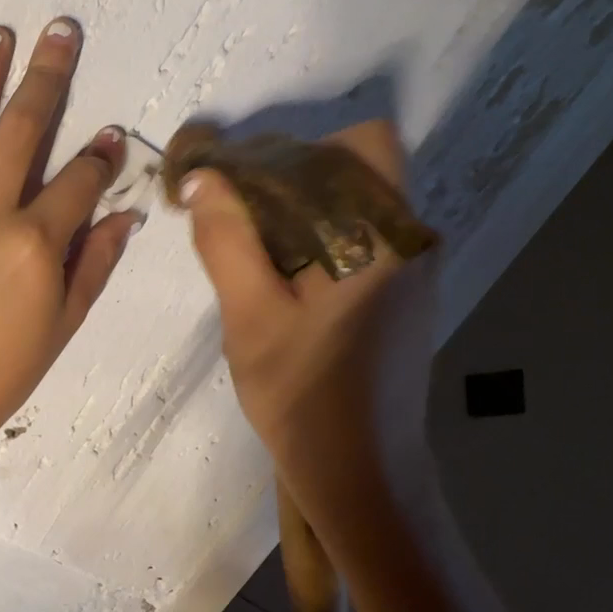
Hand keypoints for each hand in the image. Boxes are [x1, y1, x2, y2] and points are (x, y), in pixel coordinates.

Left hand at [0, 19, 141, 469]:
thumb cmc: (1, 375)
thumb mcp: (62, 325)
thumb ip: (94, 264)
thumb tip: (122, 214)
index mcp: (35, 244)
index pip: (78, 179)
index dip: (100, 156)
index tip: (108, 138)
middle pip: (21, 132)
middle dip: (46, 78)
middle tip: (58, 33)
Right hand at [180, 120, 440, 515]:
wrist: (358, 467)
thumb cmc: (303, 393)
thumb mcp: (251, 317)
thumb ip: (229, 244)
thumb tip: (201, 180)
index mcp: (385, 234)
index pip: (359, 144)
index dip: (297, 150)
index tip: (240, 187)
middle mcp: (411, 239)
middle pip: (355, 173)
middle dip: (288, 184)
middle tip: (231, 227)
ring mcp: (411, 270)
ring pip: (353, 209)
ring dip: (297, 218)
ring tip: (245, 262)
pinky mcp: (399, 298)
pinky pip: (356, 244)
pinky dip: (312, 247)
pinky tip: (277, 290)